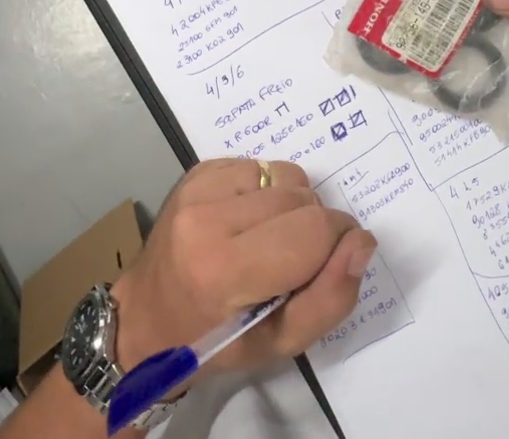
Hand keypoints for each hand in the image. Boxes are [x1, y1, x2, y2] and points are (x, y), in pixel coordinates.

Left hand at [111, 159, 377, 377]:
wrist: (147, 316)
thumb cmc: (214, 340)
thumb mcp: (279, 344)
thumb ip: (330, 298)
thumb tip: (362, 242)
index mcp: (223, 269)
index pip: (313, 230)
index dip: (336, 245)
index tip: (328, 265)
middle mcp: (205, 218)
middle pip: (301, 198)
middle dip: (315, 227)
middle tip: (293, 260)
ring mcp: (196, 189)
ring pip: (284, 174)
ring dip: (292, 204)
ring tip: (270, 239)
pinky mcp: (195, 172)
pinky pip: (258, 165)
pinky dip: (267, 189)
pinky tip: (249, 219)